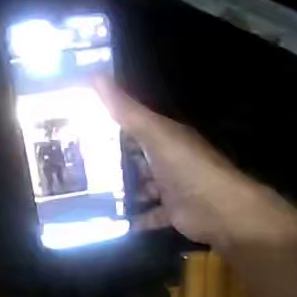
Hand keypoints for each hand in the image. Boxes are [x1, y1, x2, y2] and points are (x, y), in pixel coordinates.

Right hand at [95, 79, 296, 248]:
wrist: (218, 209)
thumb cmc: (186, 167)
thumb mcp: (154, 133)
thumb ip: (126, 111)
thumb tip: (95, 75)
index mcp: (166, 136)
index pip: (135, 126)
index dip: (111, 125)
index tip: (81, 128)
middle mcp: (169, 159)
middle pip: (137, 158)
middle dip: (112, 162)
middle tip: (79, 167)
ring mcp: (172, 187)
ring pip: (142, 186)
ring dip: (122, 190)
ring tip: (89, 195)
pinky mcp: (173, 212)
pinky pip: (150, 215)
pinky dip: (135, 218)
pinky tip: (111, 221)